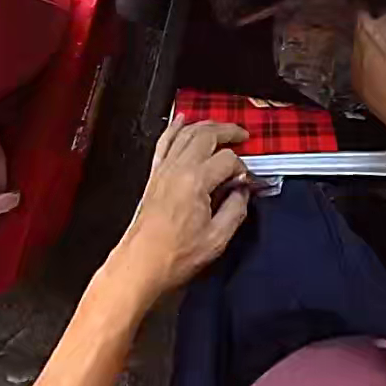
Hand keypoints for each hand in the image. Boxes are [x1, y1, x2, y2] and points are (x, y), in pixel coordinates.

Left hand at [104, 115, 251, 302]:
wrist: (139, 266)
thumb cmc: (176, 255)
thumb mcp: (217, 239)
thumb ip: (236, 210)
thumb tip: (242, 191)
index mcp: (196, 181)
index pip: (228, 160)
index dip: (242, 168)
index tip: (245, 183)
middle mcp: (179, 168)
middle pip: (207, 135)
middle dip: (228, 131)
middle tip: (243, 135)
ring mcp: (164, 169)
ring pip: (187, 133)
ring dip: (206, 125)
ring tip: (222, 127)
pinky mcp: (154, 175)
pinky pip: (164, 142)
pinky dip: (174, 128)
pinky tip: (181, 119)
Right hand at [353, 10, 385, 131]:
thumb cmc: (381, 92)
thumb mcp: (355, 74)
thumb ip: (357, 54)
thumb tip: (359, 53)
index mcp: (366, 30)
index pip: (359, 15)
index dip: (360, 25)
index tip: (360, 32)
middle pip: (381, 22)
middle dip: (380, 35)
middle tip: (377, 54)